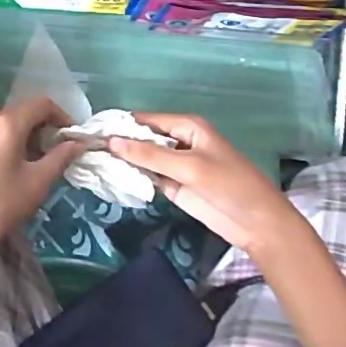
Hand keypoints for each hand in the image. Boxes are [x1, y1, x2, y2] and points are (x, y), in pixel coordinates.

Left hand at [0, 97, 84, 267]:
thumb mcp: (36, 183)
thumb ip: (60, 158)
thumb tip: (79, 143)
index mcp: (7, 122)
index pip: (42, 103)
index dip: (64, 117)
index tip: (77, 140)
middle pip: (27, 112)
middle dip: (50, 129)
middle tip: (66, 156)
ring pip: (15, 124)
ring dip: (35, 138)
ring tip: (49, 166)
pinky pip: (2, 135)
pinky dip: (19, 144)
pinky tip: (27, 169)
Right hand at [106, 114, 308, 258]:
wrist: (259, 226)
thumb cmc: (230, 187)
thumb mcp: (189, 168)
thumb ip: (149, 155)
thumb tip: (110, 141)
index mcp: (186, 126)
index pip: (144, 120)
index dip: (120, 125)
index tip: (91, 132)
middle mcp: (178, 140)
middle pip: (140, 137)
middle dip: (118, 142)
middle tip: (86, 148)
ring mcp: (175, 163)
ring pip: (141, 156)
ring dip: (122, 160)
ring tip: (91, 161)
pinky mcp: (173, 184)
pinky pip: (147, 175)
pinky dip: (131, 175)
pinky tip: (109, 176)